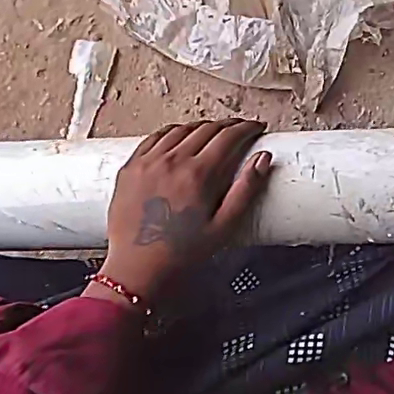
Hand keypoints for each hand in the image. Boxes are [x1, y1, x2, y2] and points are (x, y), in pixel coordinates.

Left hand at [90, 120, 273, 307]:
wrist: (137, 268)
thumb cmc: (181, 253)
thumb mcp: (224, 227)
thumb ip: (246, 190)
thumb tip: (263, 159)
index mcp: (198, 174)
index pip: (228, 137)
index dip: (246, 128)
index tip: (256, 128)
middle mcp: (172, 161)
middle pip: (206, 129)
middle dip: (228, 126)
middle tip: (239, 130)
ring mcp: (148, 161)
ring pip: (180, 129)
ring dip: (201, 127)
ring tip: (212, 133)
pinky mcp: (131, 167)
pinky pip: (154, 138)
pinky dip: (172, 133)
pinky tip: (178, 137)